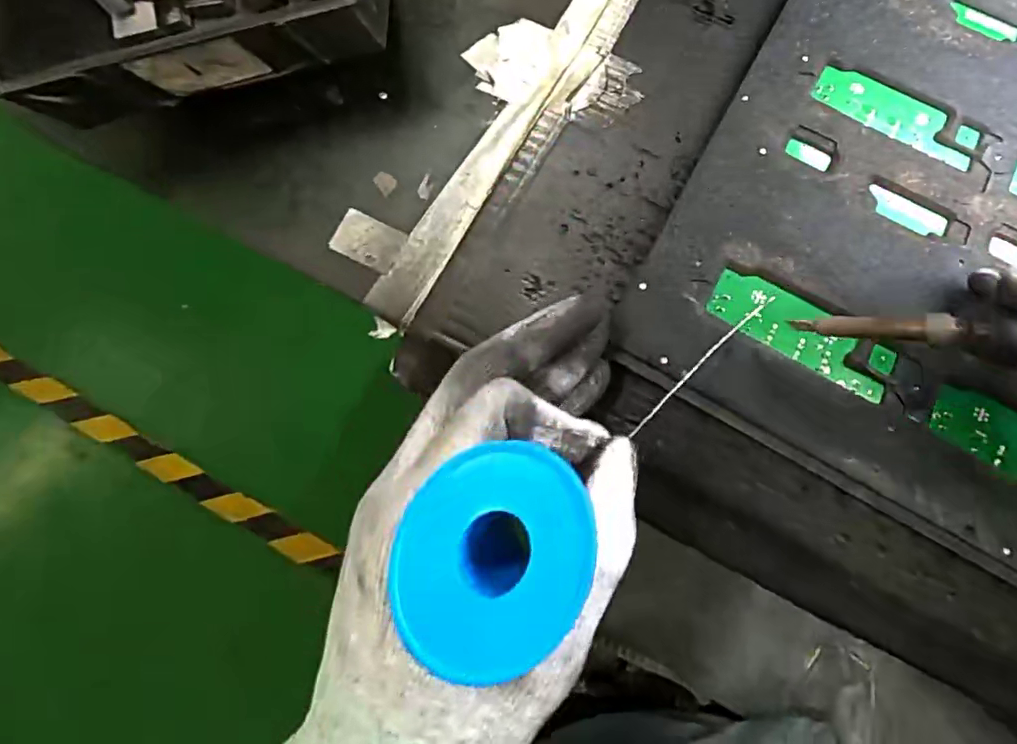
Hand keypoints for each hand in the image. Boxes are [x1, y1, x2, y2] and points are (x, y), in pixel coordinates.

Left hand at [294, 296, 635, 743]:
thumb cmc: (471, 706)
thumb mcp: (556, 632)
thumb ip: (601, 536)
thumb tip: (620, 452)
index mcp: (424, 503)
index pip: (491, 403)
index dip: (554, 409)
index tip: (595, 447)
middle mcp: (400, 481)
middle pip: (472, 379)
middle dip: (538, 339)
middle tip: (592, 312)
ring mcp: (396, 492)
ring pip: (466, 404)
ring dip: (528, 373)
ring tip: (586, 352)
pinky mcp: (405, 509)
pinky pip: (463, 441)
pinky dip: (513, 418)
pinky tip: (555, 413)